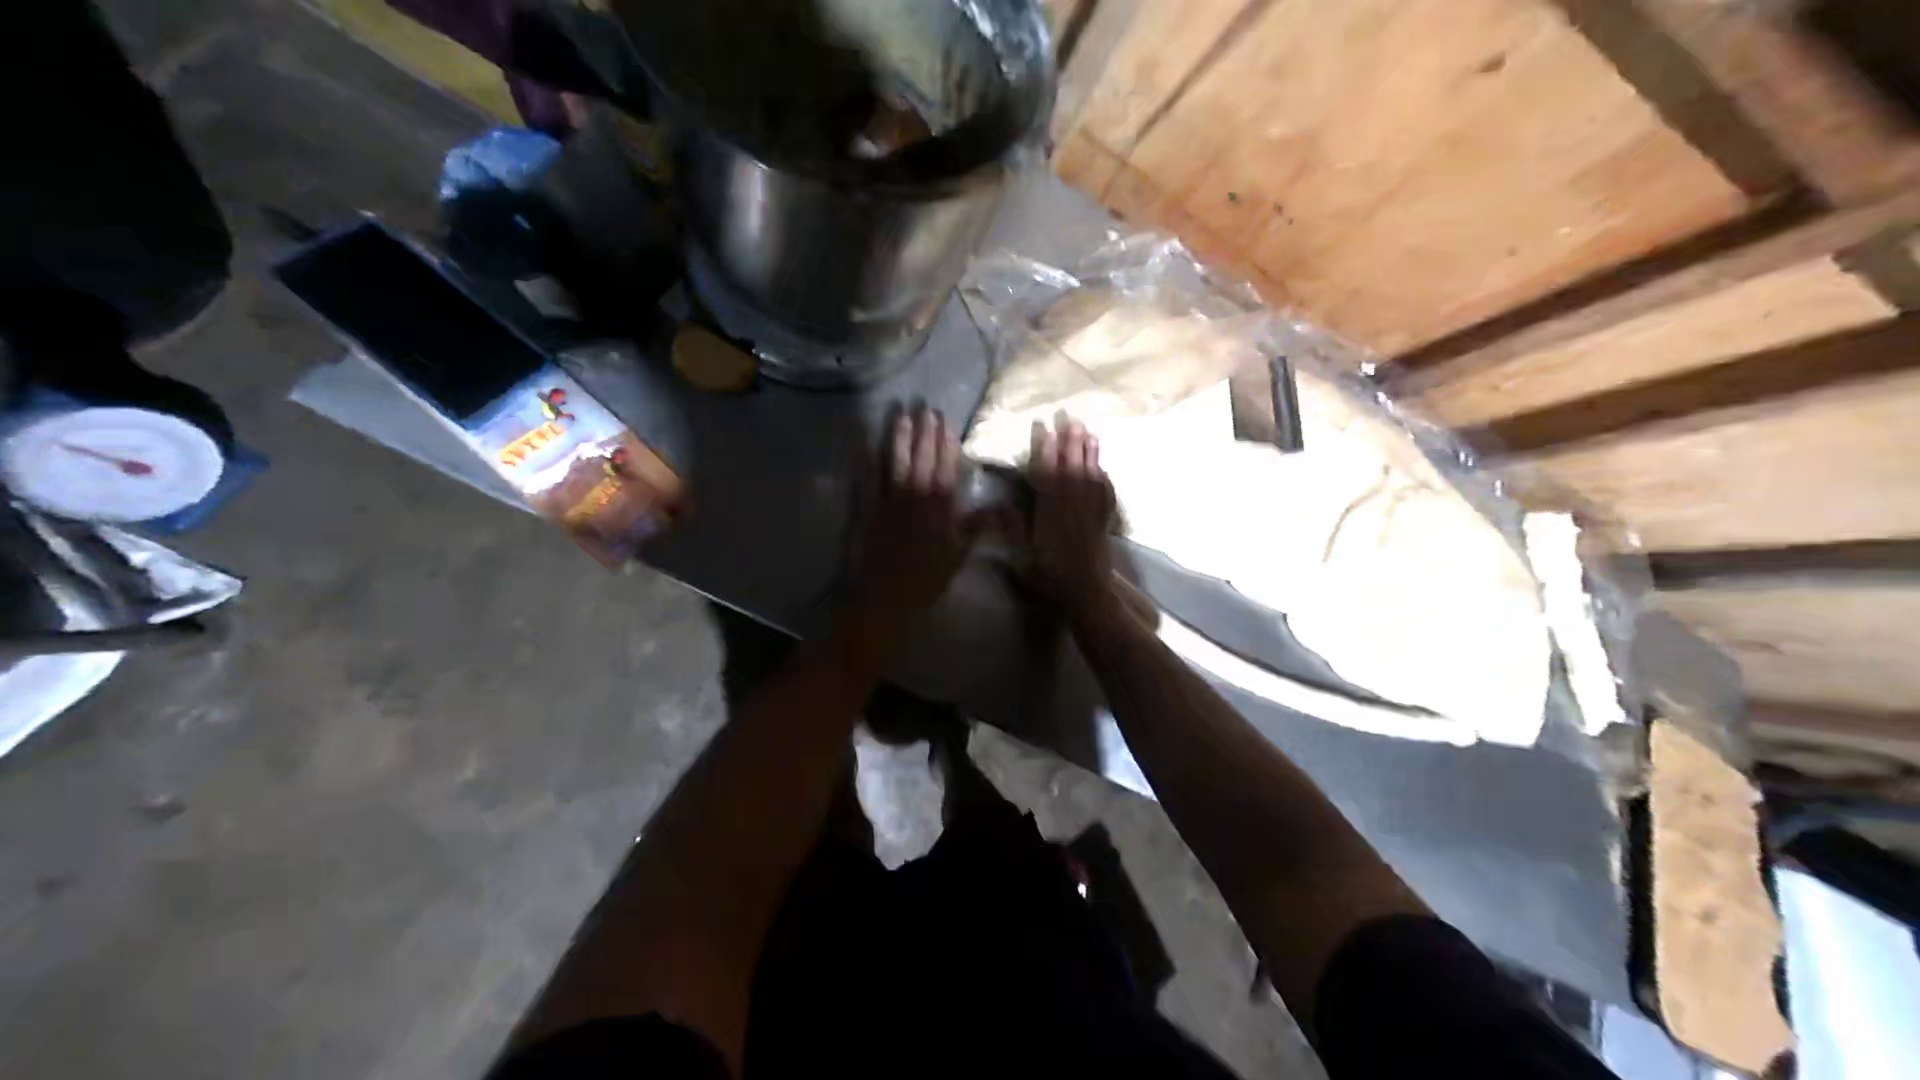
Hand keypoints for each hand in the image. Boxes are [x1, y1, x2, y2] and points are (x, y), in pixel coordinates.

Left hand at [854, 407, 975, 622]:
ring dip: (900, 438)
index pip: (946, 467)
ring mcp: (891, 500)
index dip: (945, 442)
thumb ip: (979, 526)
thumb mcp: (960, 554)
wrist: (888, 596)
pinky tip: (867, 442)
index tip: (945, 421)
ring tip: (901, 415)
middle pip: (923, 458)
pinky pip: (868, 479)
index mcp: (942, 506)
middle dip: (925, 432)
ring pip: (897, 462)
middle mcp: (918, 496)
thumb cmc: (928, 578)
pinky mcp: (869, 508)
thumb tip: (1007, 508)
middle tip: (925, 408)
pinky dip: (868, 460)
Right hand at [1027, 415, 1116, 615]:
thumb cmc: (1049, 575)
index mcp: (1049, 512)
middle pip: (1071, 468)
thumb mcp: (1022, 554)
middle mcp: (1071, 507)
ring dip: (1088, 452)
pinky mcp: (1104, 521)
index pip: (1046, 475)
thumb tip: (999, 502)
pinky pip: (1105, 493)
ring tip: (1087, 431)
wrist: (1087, 593)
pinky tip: (1102, 467)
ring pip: (1090, 476)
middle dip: (1069, 442)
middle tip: (1069, 417)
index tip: (1043, 428)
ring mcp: (1091, 512)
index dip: (1044, 451)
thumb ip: (1012, 527)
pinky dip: (1104, 477)